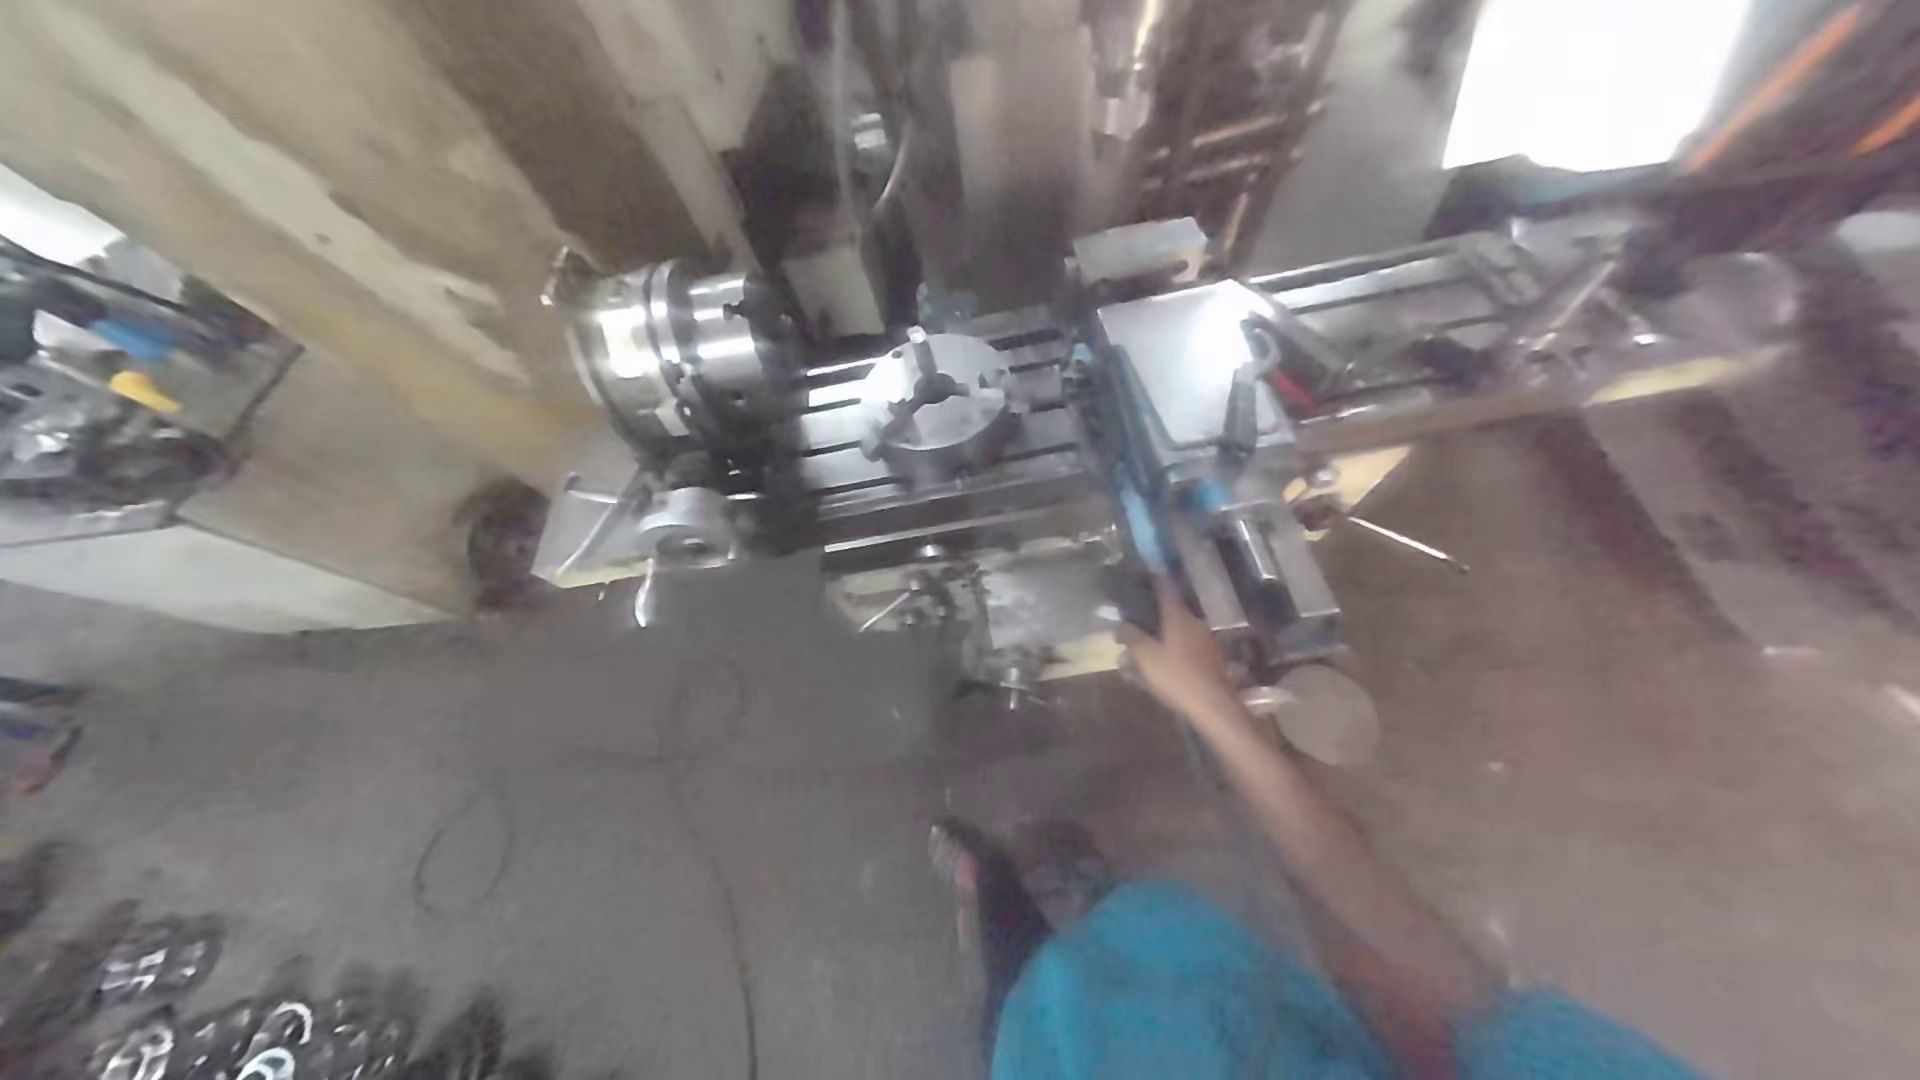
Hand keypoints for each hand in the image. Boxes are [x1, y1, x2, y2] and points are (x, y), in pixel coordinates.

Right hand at [1118, 576, 1242, 724]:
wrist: (1213, 707)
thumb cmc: (1176, 675)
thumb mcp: (1145, 656)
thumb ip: (1131, 637)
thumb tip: (1121, 625)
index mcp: (1178, 616)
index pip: (1165, 587)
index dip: (1154, 578)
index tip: (1144, 570)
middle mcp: (1193, 623)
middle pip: (1166, 615)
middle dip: (1145, 623)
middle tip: (1125, 633)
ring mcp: (1203, 642)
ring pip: (1171, 637)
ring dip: (1152, 645)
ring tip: (1131, 663)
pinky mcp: (1207, 661)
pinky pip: (1180, 652)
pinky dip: (1164, 657)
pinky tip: (1150, 674)